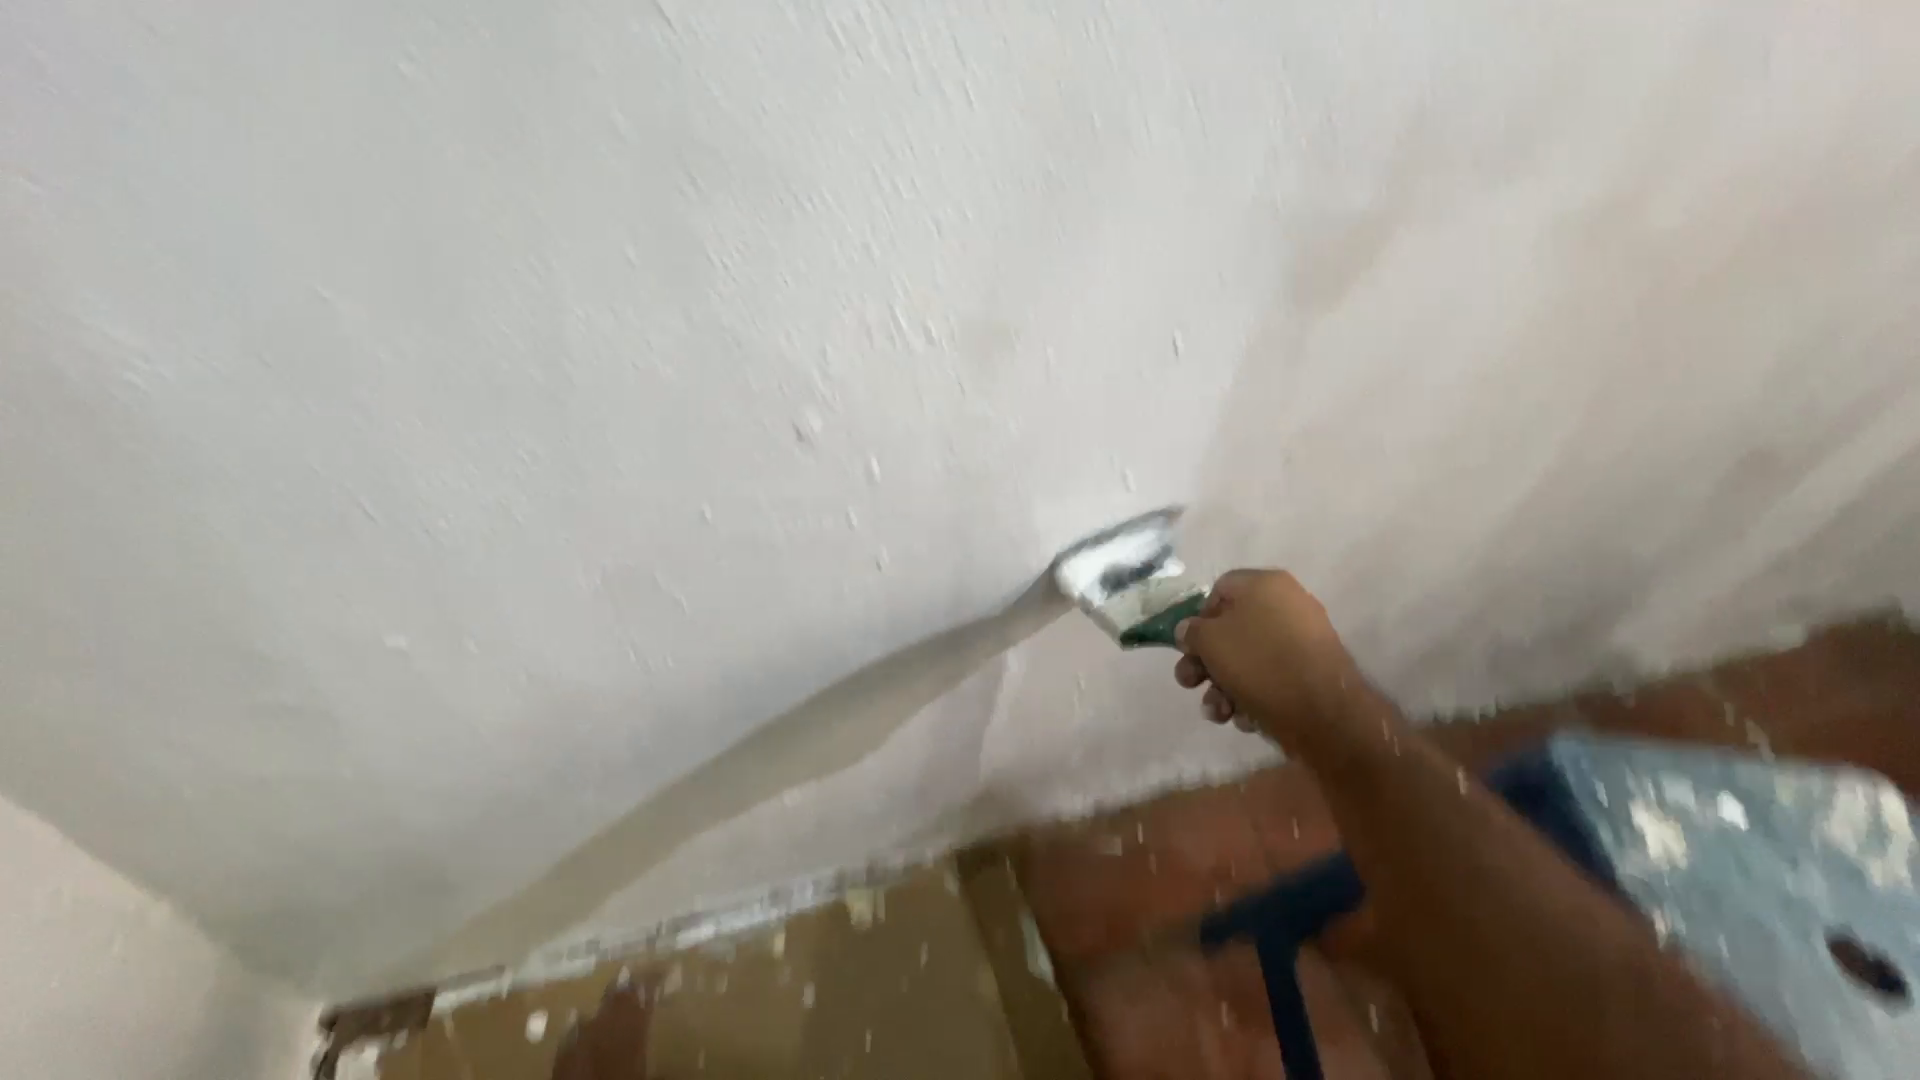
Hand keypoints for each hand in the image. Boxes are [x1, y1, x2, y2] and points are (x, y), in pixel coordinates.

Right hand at [1173, 569, 1350, 742]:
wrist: (1322, 712)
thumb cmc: (1259, 663)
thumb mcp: (1210, 641)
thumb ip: (1192, 631)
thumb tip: (1190, 630)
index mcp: (1265, 585)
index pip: (1219, 590)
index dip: (1198, 617)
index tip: (1190, 645)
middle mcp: (1286, 607)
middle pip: (1230, 630)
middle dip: (1204, 662)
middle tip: (1191, 683)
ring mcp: (1301, 642)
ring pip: (1247, 661)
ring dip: (1223, 688)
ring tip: (1219, 713)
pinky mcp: (1309, 675)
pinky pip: (1270, 679)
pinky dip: (1252, 697)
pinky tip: (1245, 719)